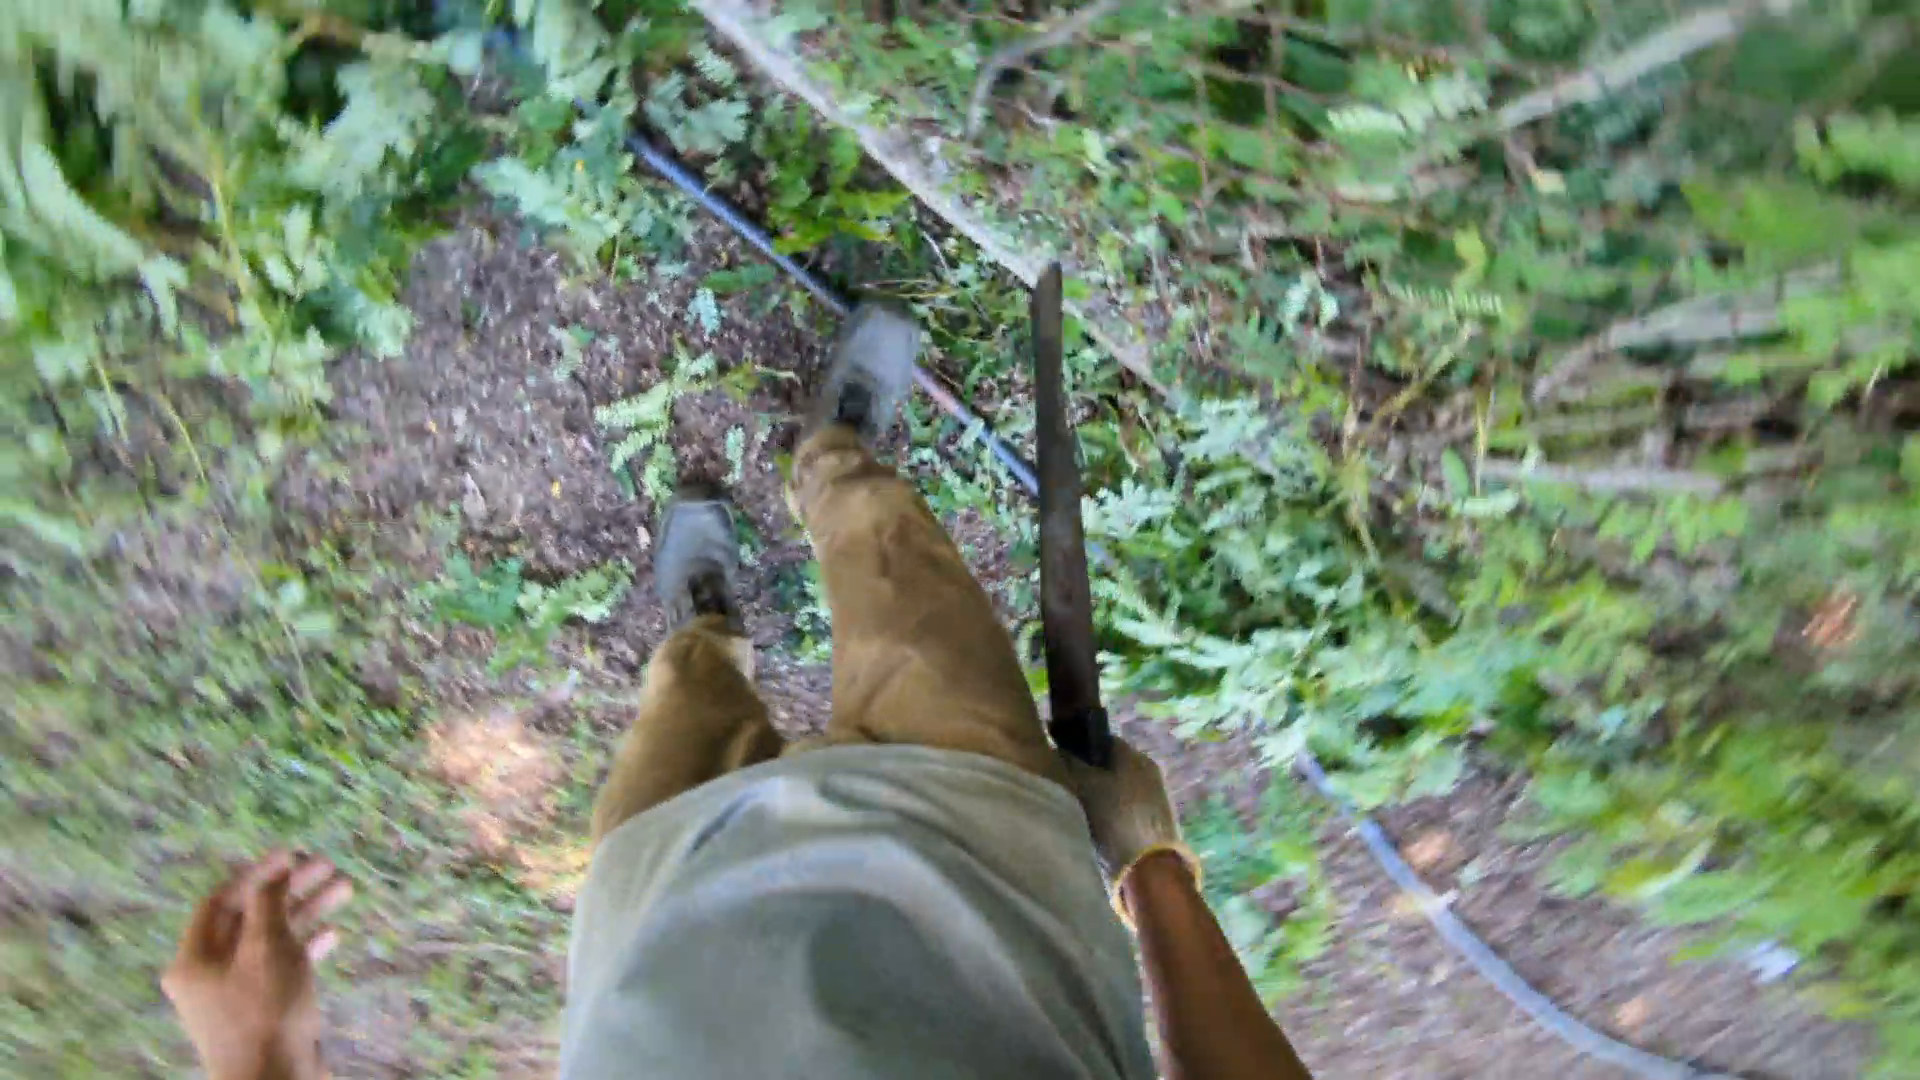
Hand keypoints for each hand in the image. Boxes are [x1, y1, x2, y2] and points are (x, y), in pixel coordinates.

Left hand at [162, 851, 352, 1079]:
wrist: (272, 1073)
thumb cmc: (264, 1005)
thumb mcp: (267, 946)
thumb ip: (268, 905)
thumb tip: (273, 873)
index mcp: (195, 959)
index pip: (221, 900)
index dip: (257, 872)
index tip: (294, 851)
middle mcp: (209, 971)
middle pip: (250, 915)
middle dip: (290, 887)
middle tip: (327, 864)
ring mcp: (234, 988)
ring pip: (272, 936)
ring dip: (307, 909)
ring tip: (345, 889)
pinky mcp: (260, 1002)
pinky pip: (282, 960)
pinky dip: (307, 941)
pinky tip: (334, 933)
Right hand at [1060, 737, 1200, 904]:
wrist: (1149, 869)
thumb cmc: (1115, 817)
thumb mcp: (1085, 785)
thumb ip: (1070, 763)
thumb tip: (1059, 748)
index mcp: (1135, 756)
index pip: (1103, 741)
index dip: (1081, 747)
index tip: (1061, 760)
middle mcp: (1149, 771)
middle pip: (1112, 766)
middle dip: (1090, 774)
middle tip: (1068, 787)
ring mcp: (1156, 799)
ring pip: (1119, 789)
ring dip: (1101, 797)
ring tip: (1080, 811)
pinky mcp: (1156, 824)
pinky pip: (1127, 810)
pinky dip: (1112, 815)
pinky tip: (1098, 828)